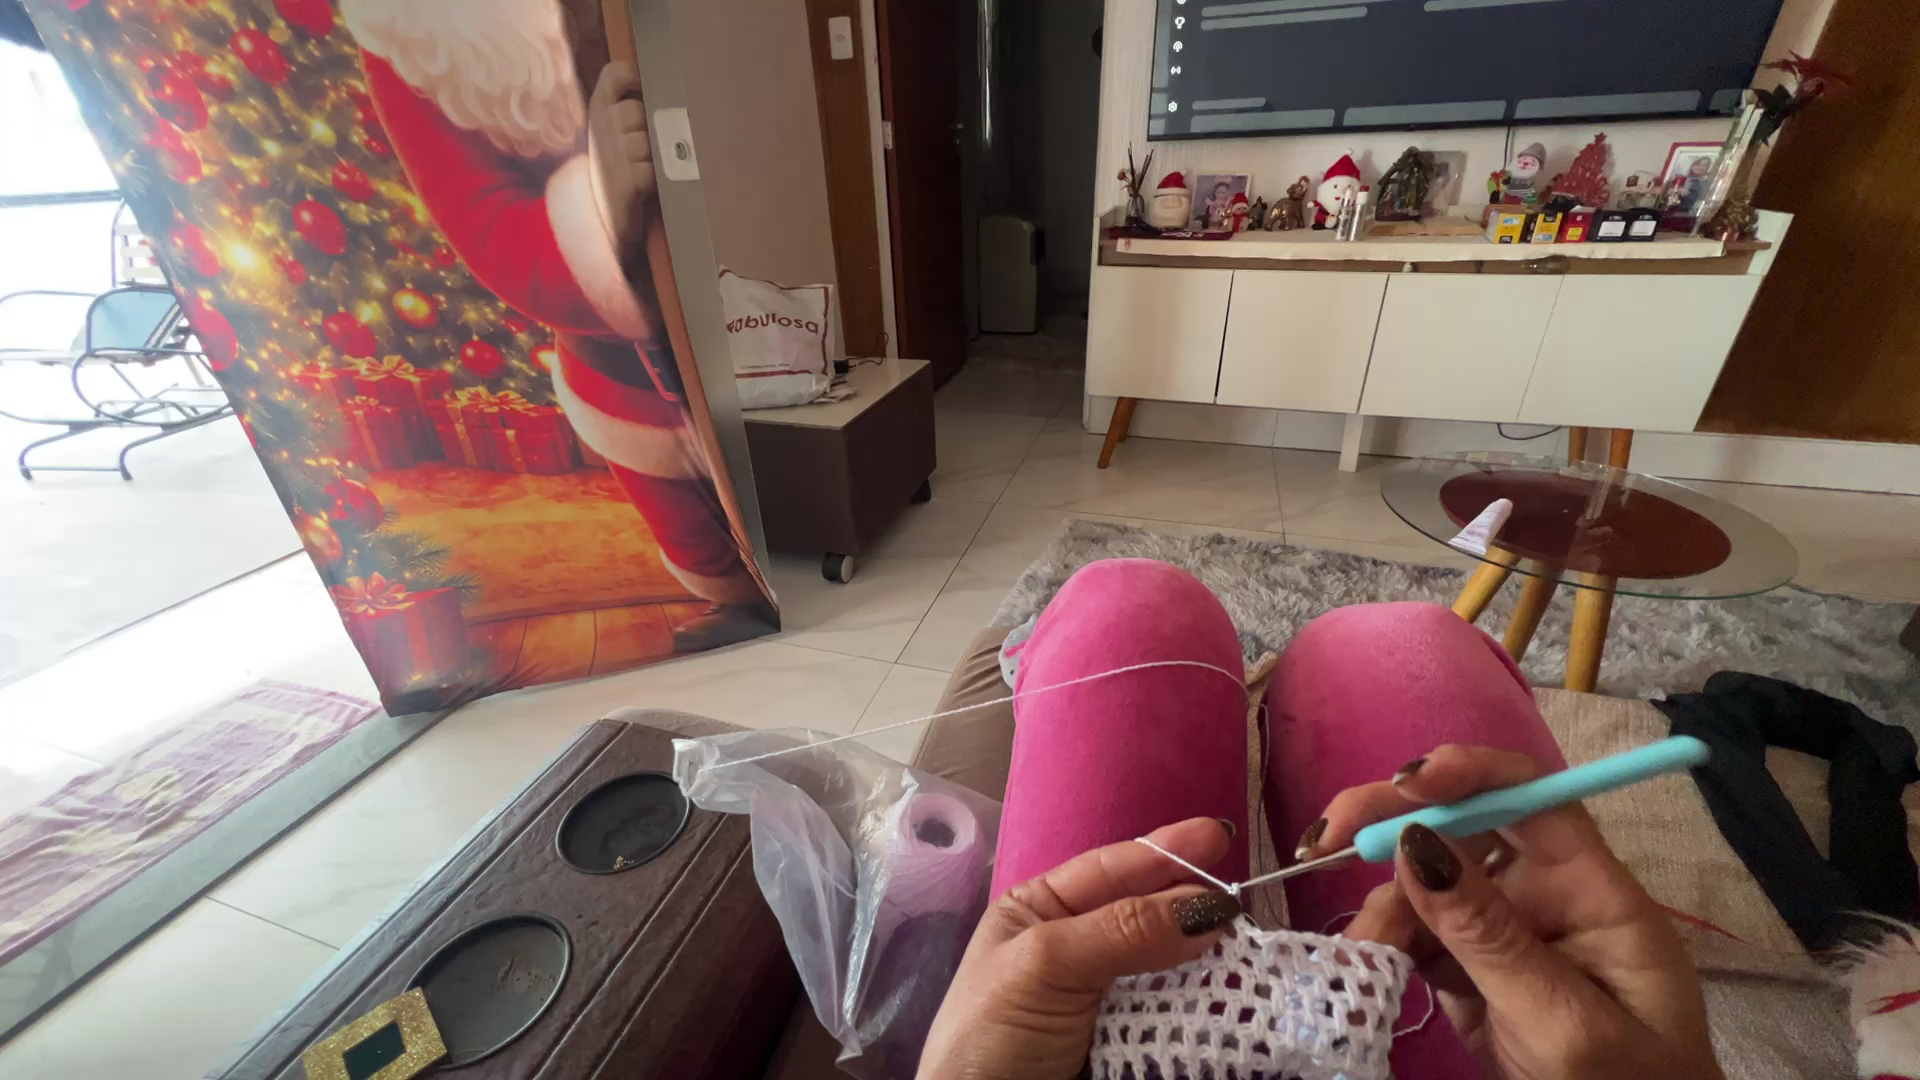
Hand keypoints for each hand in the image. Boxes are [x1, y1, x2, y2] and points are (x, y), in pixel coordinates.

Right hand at [587, 61, 654, 245]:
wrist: (605, 218)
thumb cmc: (618, 172)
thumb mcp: (617, 135)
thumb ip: (631, 112)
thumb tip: (666, 97)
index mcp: (598, 110)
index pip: (615, 76)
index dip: (633, 77)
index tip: (646, 89)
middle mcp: (602, 127)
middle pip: (641, 111)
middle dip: (652, 130)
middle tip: (648, 152)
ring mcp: (613, 154)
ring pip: (650, 141)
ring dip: (658, 157)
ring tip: (651, 171)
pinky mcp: (628, 182)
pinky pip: (656, 170)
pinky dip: (660, 179)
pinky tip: (653, 187)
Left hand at [917, 818, 1238, 1079]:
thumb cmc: (993, 1031)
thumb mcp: (1046, 964)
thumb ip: (1121, 930)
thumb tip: (1206, 906)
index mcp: (1041, 908)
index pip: (1111, 868)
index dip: (1164, 850)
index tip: (1218, 835)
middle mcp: (1075, 943)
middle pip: (1144, 911)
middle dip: (1190, 899)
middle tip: (1245, 893)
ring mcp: (1103, 997)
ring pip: (1165, 963)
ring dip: (1205, 954)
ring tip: (1250, 942)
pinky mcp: (1125, 1044)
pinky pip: (1171, 1014)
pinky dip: (1202, 1005)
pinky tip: (1231, 993)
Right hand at [1328, 745, 1723, 1079]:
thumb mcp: (1561, 1023)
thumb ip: (1487, 933)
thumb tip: (1412, 841)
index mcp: (1590, 891)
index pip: (1532, 797)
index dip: (1468, 772)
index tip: (1403, 785)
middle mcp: (1538, 888)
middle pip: (1454, 817)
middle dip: (1385, 820)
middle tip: (1323, 842)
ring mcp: (1495, 917)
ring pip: (1415, 870)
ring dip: (1379, 901)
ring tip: (1365, 949)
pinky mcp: (1458, 948)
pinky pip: (1404, 916)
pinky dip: (1378, 933)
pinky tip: (1367, 958)